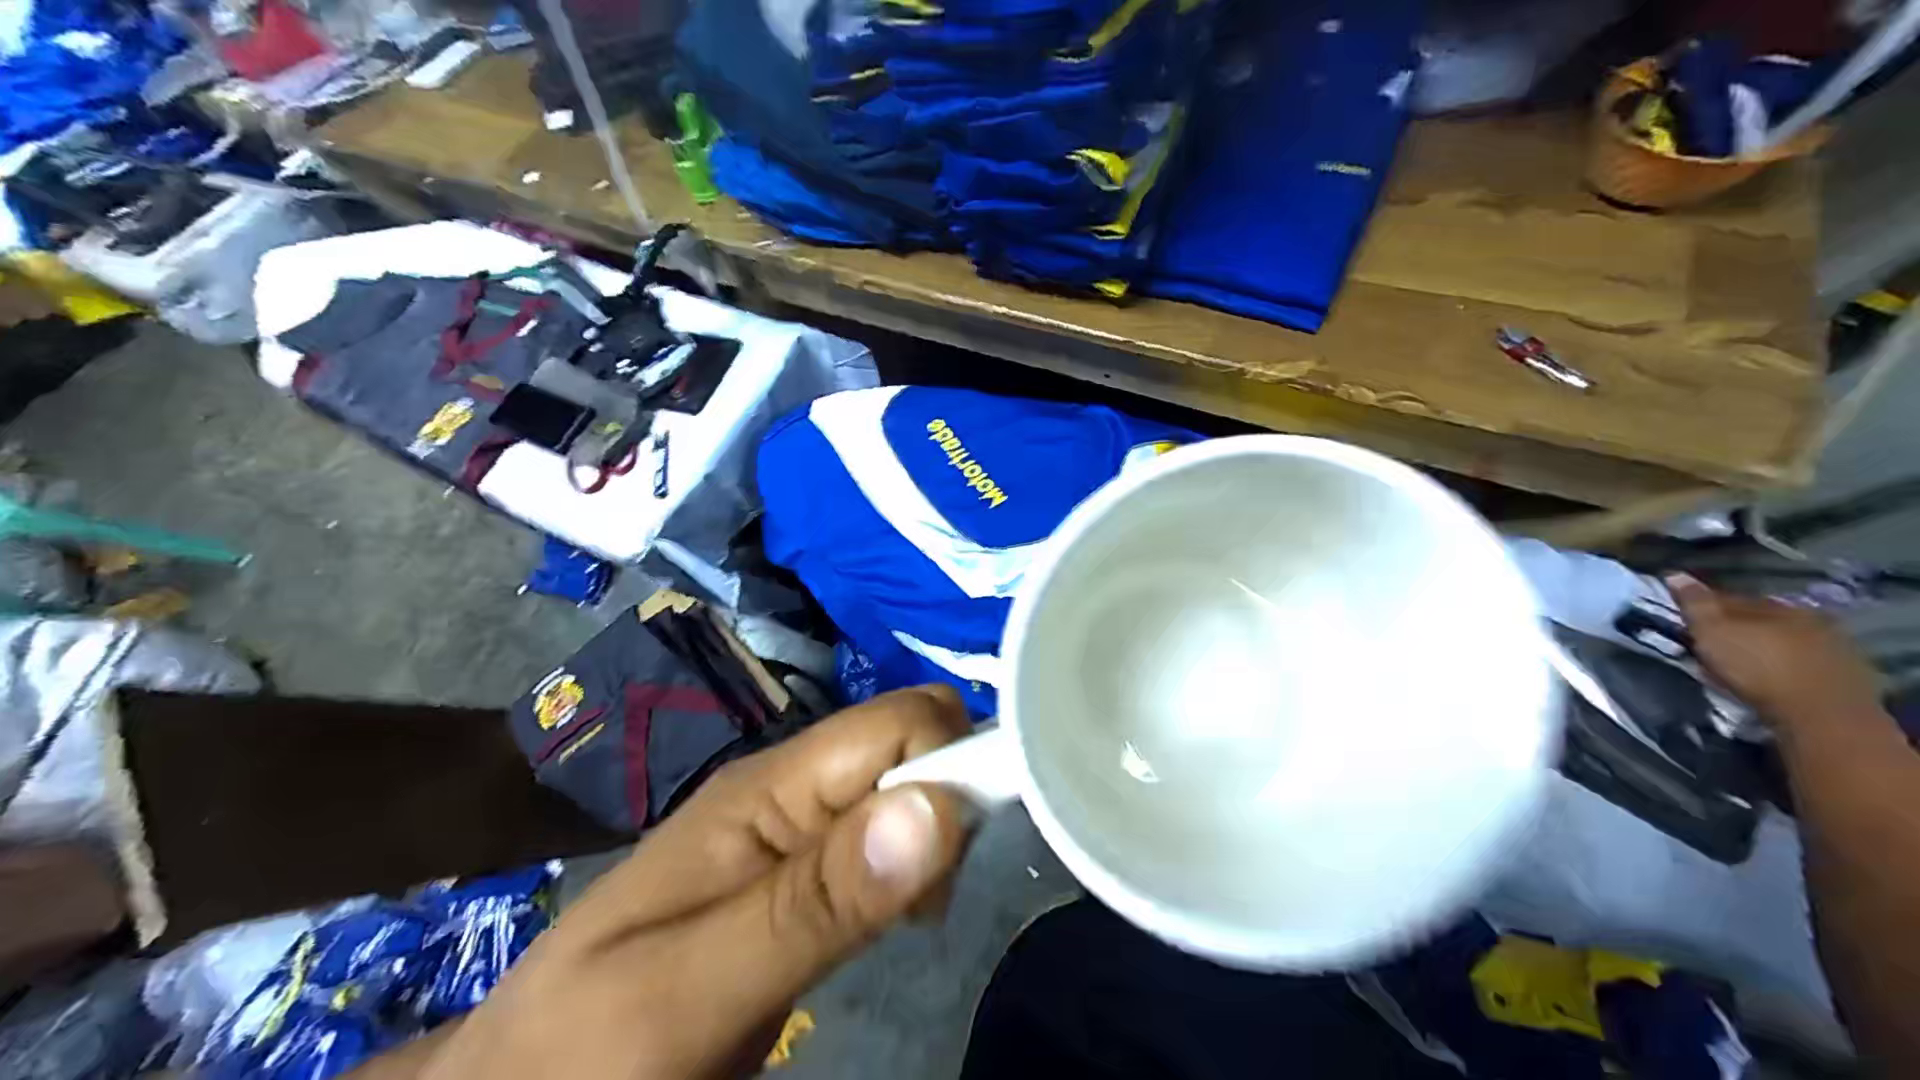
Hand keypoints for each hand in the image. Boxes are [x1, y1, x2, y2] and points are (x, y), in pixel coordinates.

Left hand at [416, 686, 973, 1079]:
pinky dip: (917, 863)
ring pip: (910, 785)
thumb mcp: (686, 990)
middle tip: (928, 903)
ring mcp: (798, 827)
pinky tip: (899, 918)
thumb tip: (940, 807)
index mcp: (770, 786)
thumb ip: (814, 902)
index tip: (957, 861)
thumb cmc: (583, 1043)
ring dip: (939, 837)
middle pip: (914, 742)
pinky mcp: (804, 870)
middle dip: (954, 799)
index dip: (954, 765)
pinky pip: (888, 834)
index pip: (902, 722)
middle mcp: (793, 788)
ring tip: (913, 921)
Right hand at [1667, 573, 1883, 731]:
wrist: (1821, 714)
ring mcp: (1832, 649)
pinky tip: (1763, 680)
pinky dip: (1778, 668)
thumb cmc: (1757, 665)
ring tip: (1733, 666)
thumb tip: (1675, 574)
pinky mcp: (1842, 677)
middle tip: (1707, 646)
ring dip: (1757, 650)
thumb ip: (1694, 603)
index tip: (1684, 622)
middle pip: (1758, 621)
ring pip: (1780, 643)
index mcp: (1778, 606)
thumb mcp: (1712, 631)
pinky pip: (1797, 664)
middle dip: (1734, 631)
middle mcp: (1810, 620)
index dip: (1704, 609)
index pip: (1731, 599)